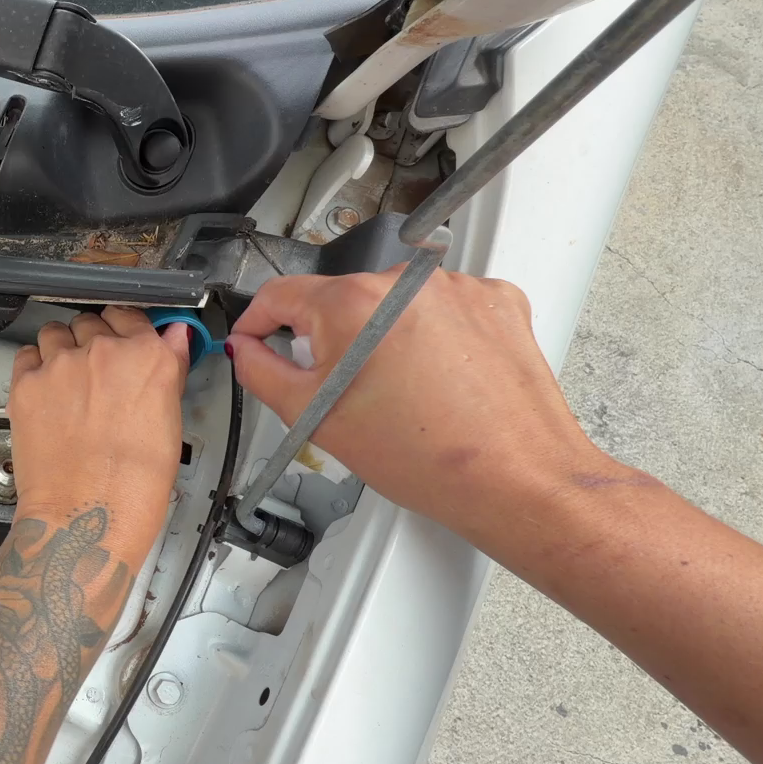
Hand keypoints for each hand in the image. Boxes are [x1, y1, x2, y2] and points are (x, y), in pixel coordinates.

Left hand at [7, 307, 193, 560]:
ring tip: (66, 380)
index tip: (120, 337)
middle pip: (89, 321)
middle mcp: (102, 352)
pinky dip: (34, 365)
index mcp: (147, 357)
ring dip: (60, 348)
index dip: (123, 327)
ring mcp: (60, 365)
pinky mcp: (26, 383)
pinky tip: (45, 390)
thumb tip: (173, 336)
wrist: (85, 515)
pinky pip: (27, 355)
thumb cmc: (131, 485)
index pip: (129, 313)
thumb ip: (169, 367)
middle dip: (91, 340)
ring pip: (55, 332)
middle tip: (93, 370)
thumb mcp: (170, 423)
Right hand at [227, 269, 615, 543]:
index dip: (255, 322)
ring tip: (389, 386)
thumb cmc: (423, 455)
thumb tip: (247, 350)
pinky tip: (425, 375)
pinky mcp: (496, 302)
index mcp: (351, 304)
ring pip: (384, 303)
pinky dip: (422, 333)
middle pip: (333, 298)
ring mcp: (457, 289)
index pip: (278, 294)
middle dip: (321, 336)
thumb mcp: (309, 414)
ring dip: (373, 334)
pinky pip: (434, 306)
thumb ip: (259, 371)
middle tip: (330, 384)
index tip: (255, 340)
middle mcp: (404, 283)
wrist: (515, 479)